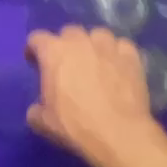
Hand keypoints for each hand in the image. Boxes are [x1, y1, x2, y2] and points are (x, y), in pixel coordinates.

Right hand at [24, 26, 166, 166]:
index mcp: (53, 52)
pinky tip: (117, 67)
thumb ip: (36, 107)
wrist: (118, 134)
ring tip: (95, 61)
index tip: (35, 64)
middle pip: (69, 32)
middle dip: (65, 45)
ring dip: (93, 44)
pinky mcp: (132, 58)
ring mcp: (108, 48)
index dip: (34, 50)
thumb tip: (39, 108)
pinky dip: (118, 53)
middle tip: (67, 64)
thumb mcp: (41, 121)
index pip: (36, 38)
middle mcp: (80, 43)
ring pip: (98, 34)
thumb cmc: (74, 125)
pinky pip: (123, 46)